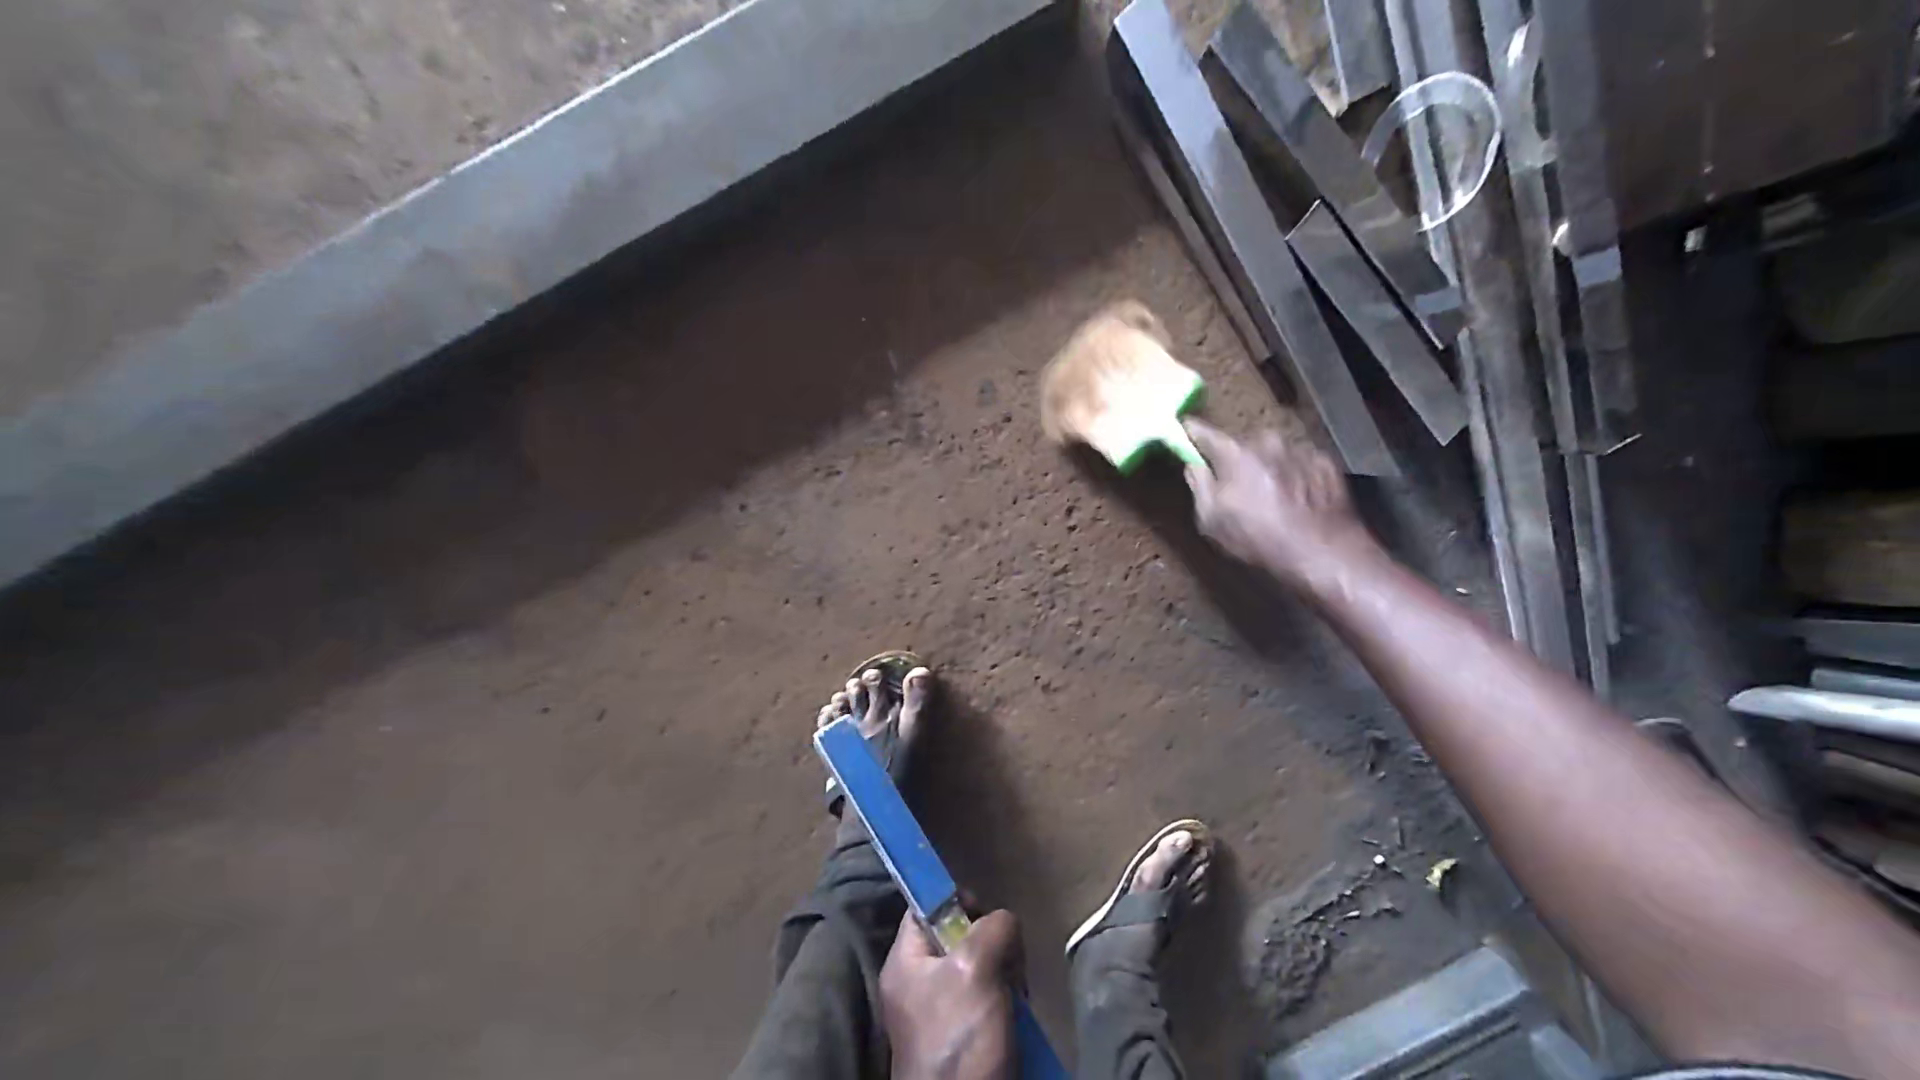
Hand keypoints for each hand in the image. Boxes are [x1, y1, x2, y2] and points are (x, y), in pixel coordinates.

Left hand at [879, 910, 1019, 1079]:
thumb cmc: (959, 1039)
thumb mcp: (975, 969)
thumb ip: (992, 928)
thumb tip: (1005, 922)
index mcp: (905, 962)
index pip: (924, 908)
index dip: (954, 899)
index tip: (985, 911)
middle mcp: (917, 983)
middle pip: (956, 935)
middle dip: (990, 941)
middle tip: (1007, 959)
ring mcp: (939, 1013)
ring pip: (977, 966)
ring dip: (1003, 971)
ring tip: (1017, 990)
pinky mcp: (963, 1036)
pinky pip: (986, 999)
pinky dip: (1005, 999)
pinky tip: (1018, 1011)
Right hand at [1183, 418, 1376, 591]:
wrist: (1323, 552)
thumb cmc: (1258, 537)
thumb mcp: (1211, 520)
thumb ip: (1199, 485)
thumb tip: (1193, 466)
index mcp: (1234, 451)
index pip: (1201, 430)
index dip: (1189, 434)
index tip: (1183, 436)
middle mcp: (1267, 440)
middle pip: (1239, 442)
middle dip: (1232, 459)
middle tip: (1232, 486)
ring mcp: (1299, 448)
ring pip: (1270, 452)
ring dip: (1264, 467)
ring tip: (1267, 498)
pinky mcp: (1324, 462)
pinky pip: (1296, 463)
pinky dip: (1291, 475)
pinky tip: (1293, 500)